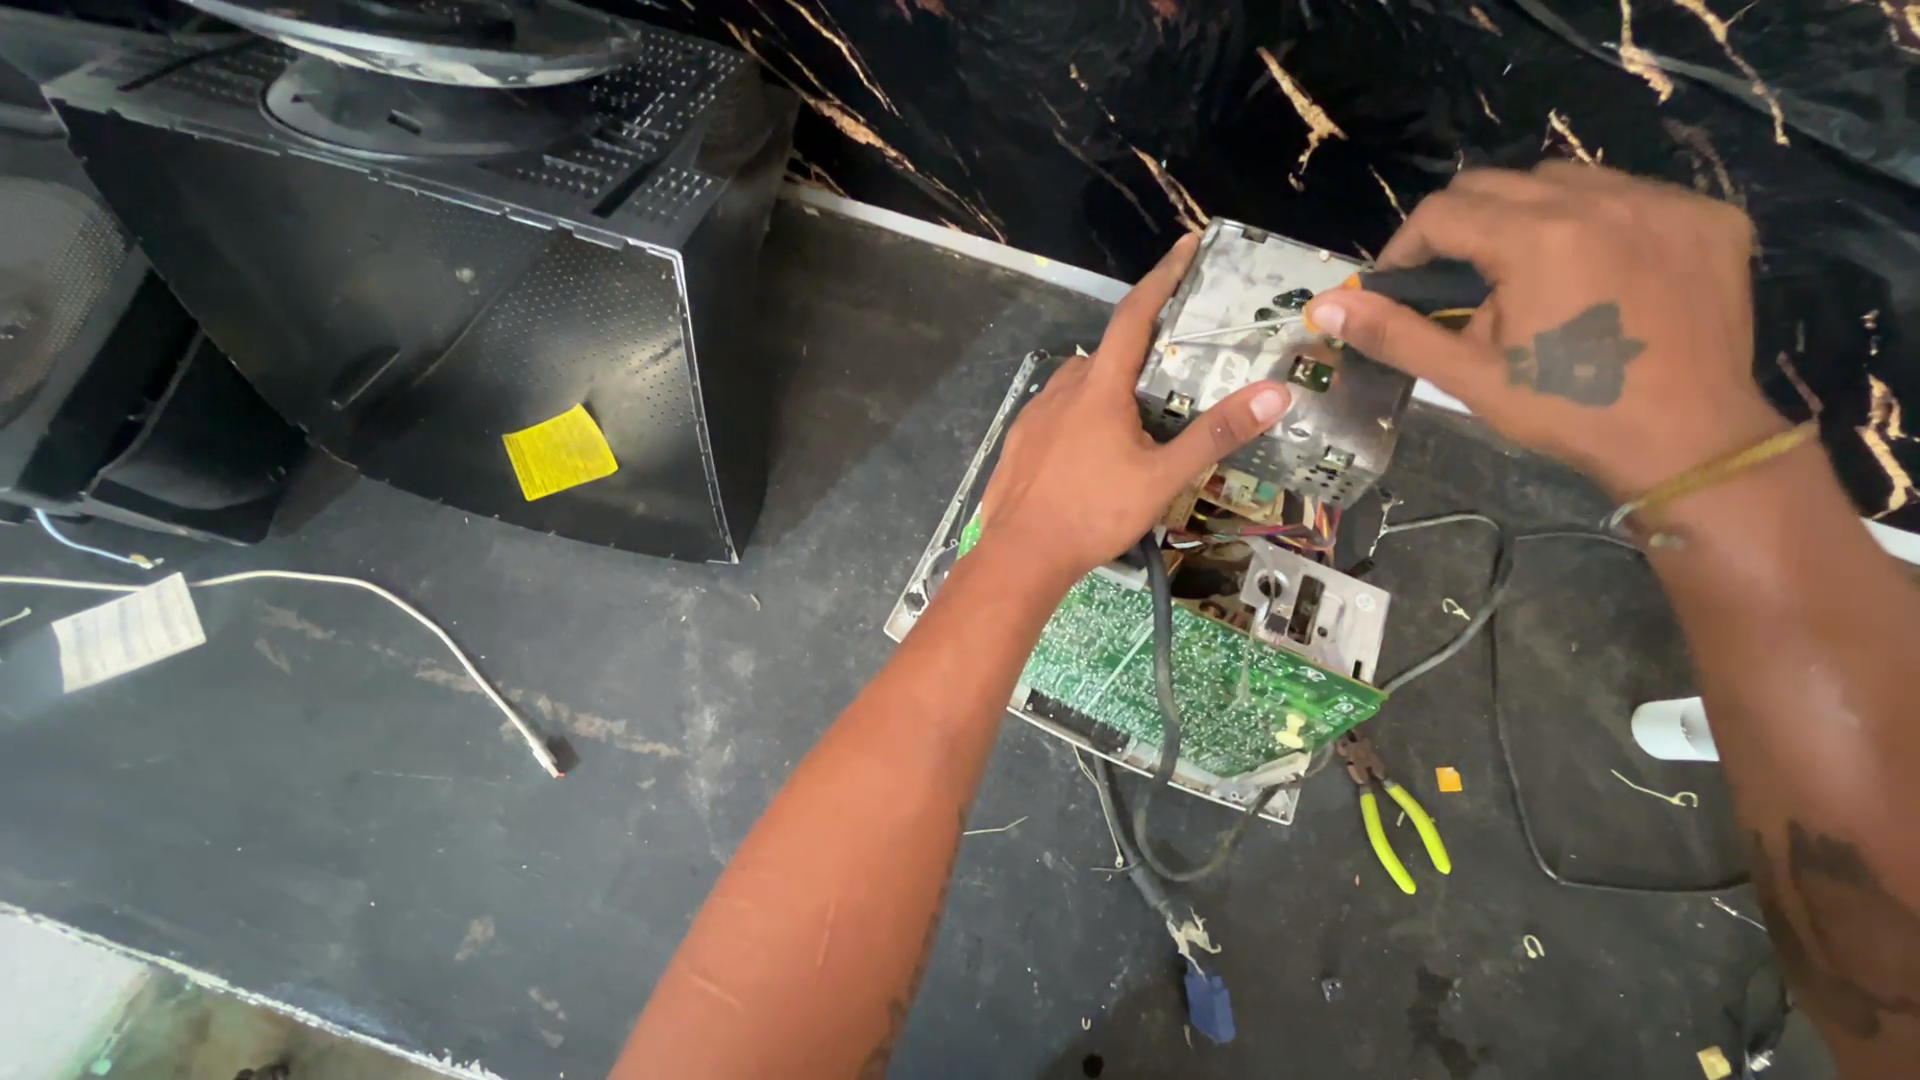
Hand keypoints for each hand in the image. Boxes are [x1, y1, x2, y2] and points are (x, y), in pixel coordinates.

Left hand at [978, 234, 1290, 583]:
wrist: (1020, 554)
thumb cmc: (1093, 514)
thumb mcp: (1162, 478)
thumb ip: (1215, 435)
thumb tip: (1275, 393)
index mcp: (1099, 386)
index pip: (1135, 314)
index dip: (1163, 277)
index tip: (1186, 247)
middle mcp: (1064, 387)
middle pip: (1110, 352)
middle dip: (1143, 349)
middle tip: (1177, 364)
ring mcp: (1035, 413)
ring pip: (1082, 383)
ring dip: (1112, 385)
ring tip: (1141, 414)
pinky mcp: (1020, 438)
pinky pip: (1059, 410)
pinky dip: (1084, 412)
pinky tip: (1096, 446)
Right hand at [1305, 163, 1785, 497]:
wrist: (1688, 438)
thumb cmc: (1565, 411)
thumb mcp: (1466, 376)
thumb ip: (1393, 332)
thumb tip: (1320, 308)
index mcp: (1538, 240)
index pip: (1442, 212)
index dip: (1405, 248)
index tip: (1397, 288)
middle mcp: (1602, 201)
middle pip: (1496, 183)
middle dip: (1456, 229)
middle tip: (1451, 284)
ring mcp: (1663, 202)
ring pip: (1560, 179)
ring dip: (1520, 216)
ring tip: (1520, 275)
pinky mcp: (1706, 215)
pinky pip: (1626, 193)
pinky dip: (1588, 220)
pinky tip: (1587, 270)